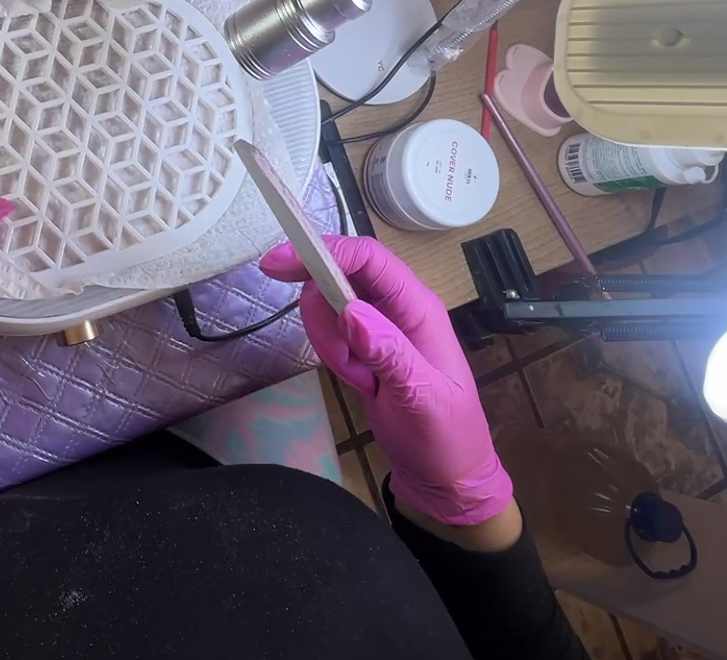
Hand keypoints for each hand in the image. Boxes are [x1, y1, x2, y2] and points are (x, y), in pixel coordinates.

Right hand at [261, 235, 513, 526]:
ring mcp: (376, 323)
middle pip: (338, 274)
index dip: (325, 251)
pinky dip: (330, 353)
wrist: (444, 477)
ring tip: (360, 379)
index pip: (367, 257)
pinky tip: (358, 381)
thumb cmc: (445, 438)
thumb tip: (350, 312)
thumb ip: (390, 354)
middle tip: (338, 358)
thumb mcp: (422, 399)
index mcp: (417, 306)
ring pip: (326, 302)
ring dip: (328, 340)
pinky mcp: (360, 341)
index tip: (280, 263)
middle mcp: (395, 305)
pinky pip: (328, 328)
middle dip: (323, 312)